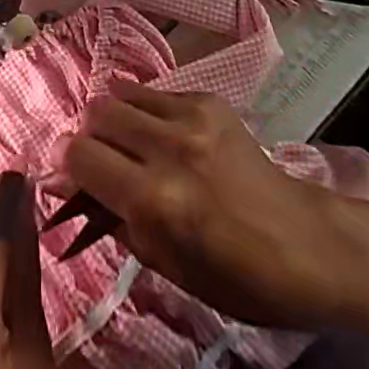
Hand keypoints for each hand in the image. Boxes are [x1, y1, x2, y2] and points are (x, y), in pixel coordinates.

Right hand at [61, 80, 356, 329]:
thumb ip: (112, 217)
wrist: (302, 242)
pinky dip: (147, 112)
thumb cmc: (232, 274)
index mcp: (154, 198)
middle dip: (89, 137)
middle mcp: (169, 146)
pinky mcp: (211, 101)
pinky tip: (162, 136)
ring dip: (115, 118)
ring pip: (123, 93)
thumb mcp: (162, 263)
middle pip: (97, 113)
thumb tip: (71, 188)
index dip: (66, 167)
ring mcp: (193, 116)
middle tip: (100, 161)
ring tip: (128, 143)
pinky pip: (158, 94)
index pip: (80, 156)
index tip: (70, 179)